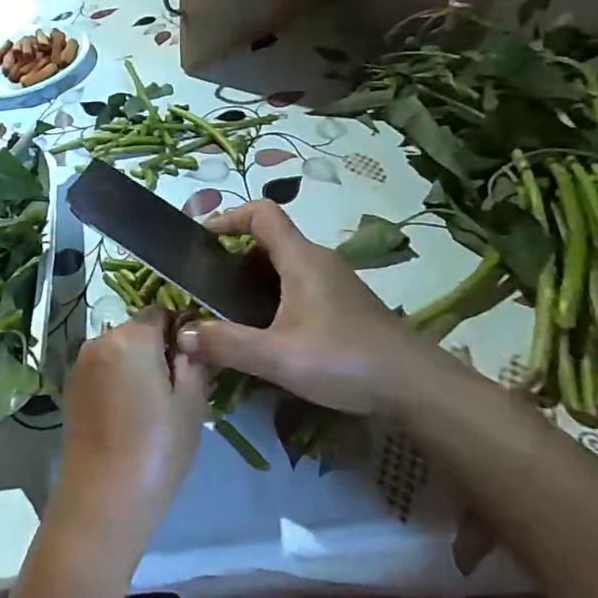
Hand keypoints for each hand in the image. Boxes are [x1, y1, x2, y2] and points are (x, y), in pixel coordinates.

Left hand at [53, 306, 207, 540]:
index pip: (162, 311)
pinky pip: (104, 371)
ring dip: (137, 366)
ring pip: (120, 351)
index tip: (193, 363)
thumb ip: (193, 360)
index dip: (181, 331)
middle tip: (177, 390)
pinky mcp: (71, 389)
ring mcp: (80, 365)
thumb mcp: (191, 402)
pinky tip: (130, 417)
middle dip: (158, 349)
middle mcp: (99, 340)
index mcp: (130, 336)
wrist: (102, 502)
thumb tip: (189, 339)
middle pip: (138, 330)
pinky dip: (119, 382)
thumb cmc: (155, 449)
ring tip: (154, 408)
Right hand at [178, 200, 440, 414]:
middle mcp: (319, 260)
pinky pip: (301, 283)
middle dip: (235, 256)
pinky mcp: (344, 302)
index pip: (261, 212)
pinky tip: (271, 332)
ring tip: (233, 312)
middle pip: (270, 239)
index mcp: (302, 258)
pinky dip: (276, 294)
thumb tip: (183, 334)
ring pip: (285, 264)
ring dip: (255, 279)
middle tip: (210, 287)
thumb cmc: (345, 361)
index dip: (228, 217)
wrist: (414, 385)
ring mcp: (335, 280)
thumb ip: (228, 345)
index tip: (202, 242)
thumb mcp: (278, 358)